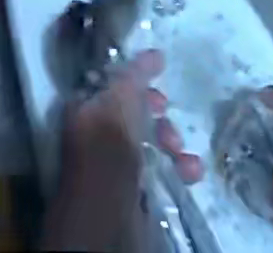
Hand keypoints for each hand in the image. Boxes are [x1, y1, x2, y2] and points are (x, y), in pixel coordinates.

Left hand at [60, 50, 204, 186]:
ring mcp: (113, 162)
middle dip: (157, 111)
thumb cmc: (108, 148)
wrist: (107, 219)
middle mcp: (95, 131)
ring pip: (149, 139)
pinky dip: (176, 167)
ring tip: (179, 152)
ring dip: (171, 140)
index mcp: (83, 106)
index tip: (158, 73)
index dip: (134, 74)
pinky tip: (189, 171)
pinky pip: (158, 168)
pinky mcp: (132, 188)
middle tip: (164, 110)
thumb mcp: (121, 100)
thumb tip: (156, 52)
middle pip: (133, 108)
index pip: (110, 78)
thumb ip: (136, 74)